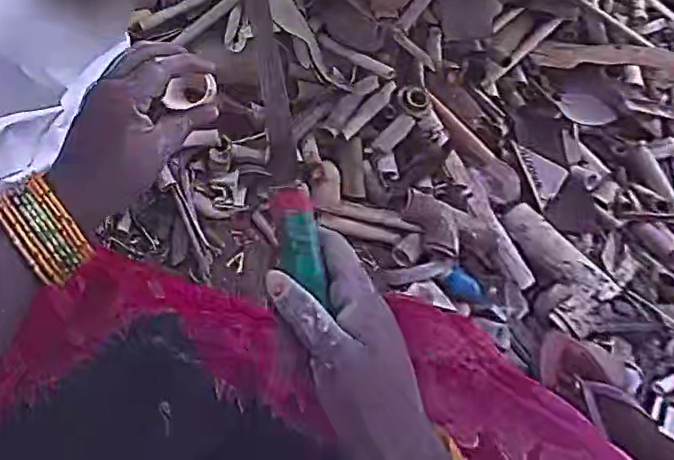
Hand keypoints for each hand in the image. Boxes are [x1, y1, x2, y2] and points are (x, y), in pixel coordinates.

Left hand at [47, 42, 216, 228]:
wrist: (74, 197)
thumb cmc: (111, 179)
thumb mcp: (157, 151)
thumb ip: (184, 124)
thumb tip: (208, 111)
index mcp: (123, 94)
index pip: (161, 65)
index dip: (188, 64)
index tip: (208, 68)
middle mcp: (108, 85)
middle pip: (143, 52)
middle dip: (172, 53)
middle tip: (194, 62)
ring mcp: (98, 92)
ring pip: (129, 59)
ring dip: (155, 59)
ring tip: (178, 70)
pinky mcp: (95, 102)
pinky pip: (120, 73)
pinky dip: (140, 71)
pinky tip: (155, 86)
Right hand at [267, 228, 444, 459]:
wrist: (399, 454)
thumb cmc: (369, 404)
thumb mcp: (329, 354)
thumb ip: (302, 311)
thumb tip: (274, 275)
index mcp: (360, 296)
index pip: (331, 244)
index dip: (304, 235)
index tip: (275, 239)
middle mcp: (362, 304)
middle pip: (317, 274)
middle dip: (293, 291)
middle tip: (279, 316)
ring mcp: (360, 326)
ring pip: (316, 304)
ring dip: (297, 323)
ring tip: (293, 353)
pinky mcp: (356, 348)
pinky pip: (323, 329)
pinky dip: (307, 341)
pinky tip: (304, 366)